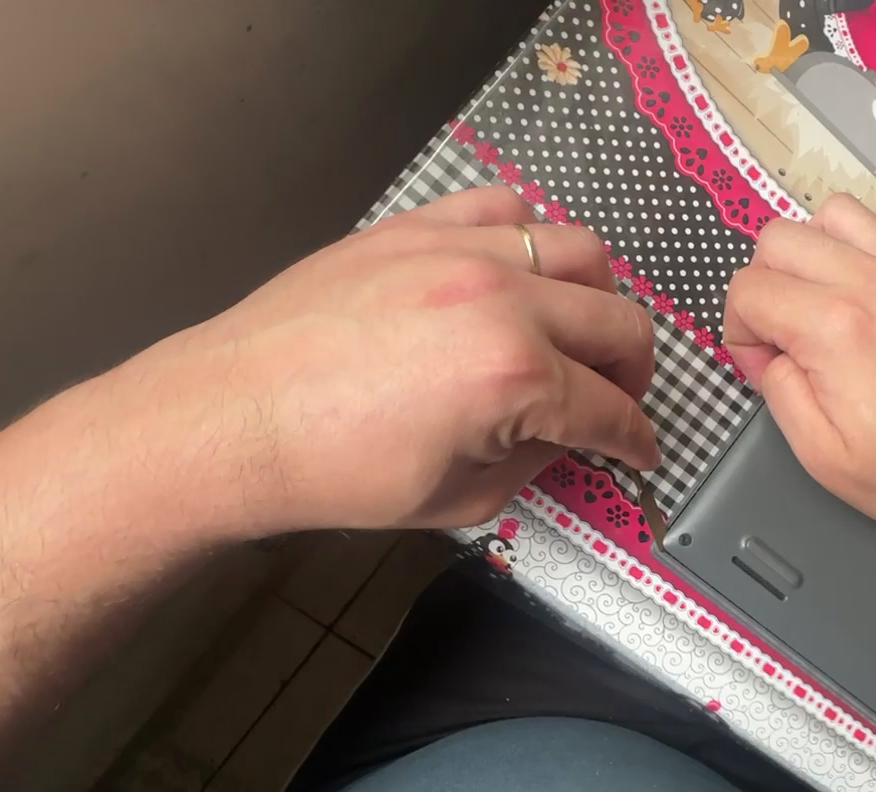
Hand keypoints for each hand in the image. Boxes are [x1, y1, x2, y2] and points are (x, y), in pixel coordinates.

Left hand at [104, 186, 657, 536]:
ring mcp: (459, 249)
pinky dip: (533, 245)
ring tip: (575, 335)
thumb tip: (572, 434)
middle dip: (637, 374)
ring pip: (584, 250)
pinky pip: (508, 209)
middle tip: (618, 400)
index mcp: (516, 378)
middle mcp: (503, 300)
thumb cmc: (344, 474)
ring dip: (598, 301)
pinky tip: (516, 282)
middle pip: (622, 324)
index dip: (638, 441)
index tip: (642, 453)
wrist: (233, 421)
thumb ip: (540, 458)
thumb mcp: (465, 497)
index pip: (614, 411)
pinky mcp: (417, 226)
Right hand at [721, 195, 875, 544]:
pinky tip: (855, 287)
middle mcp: (872, 286)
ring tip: (811, 306)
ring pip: (828, 215)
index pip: (749, 290)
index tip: (762, 367)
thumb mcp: (821, 455)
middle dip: (761, 289)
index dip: (739, 333)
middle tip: (779, 341)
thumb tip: (768, 355)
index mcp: (837, 330)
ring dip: (804, 255)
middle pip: (778, 239)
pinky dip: (856, 242)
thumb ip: (778, 392)